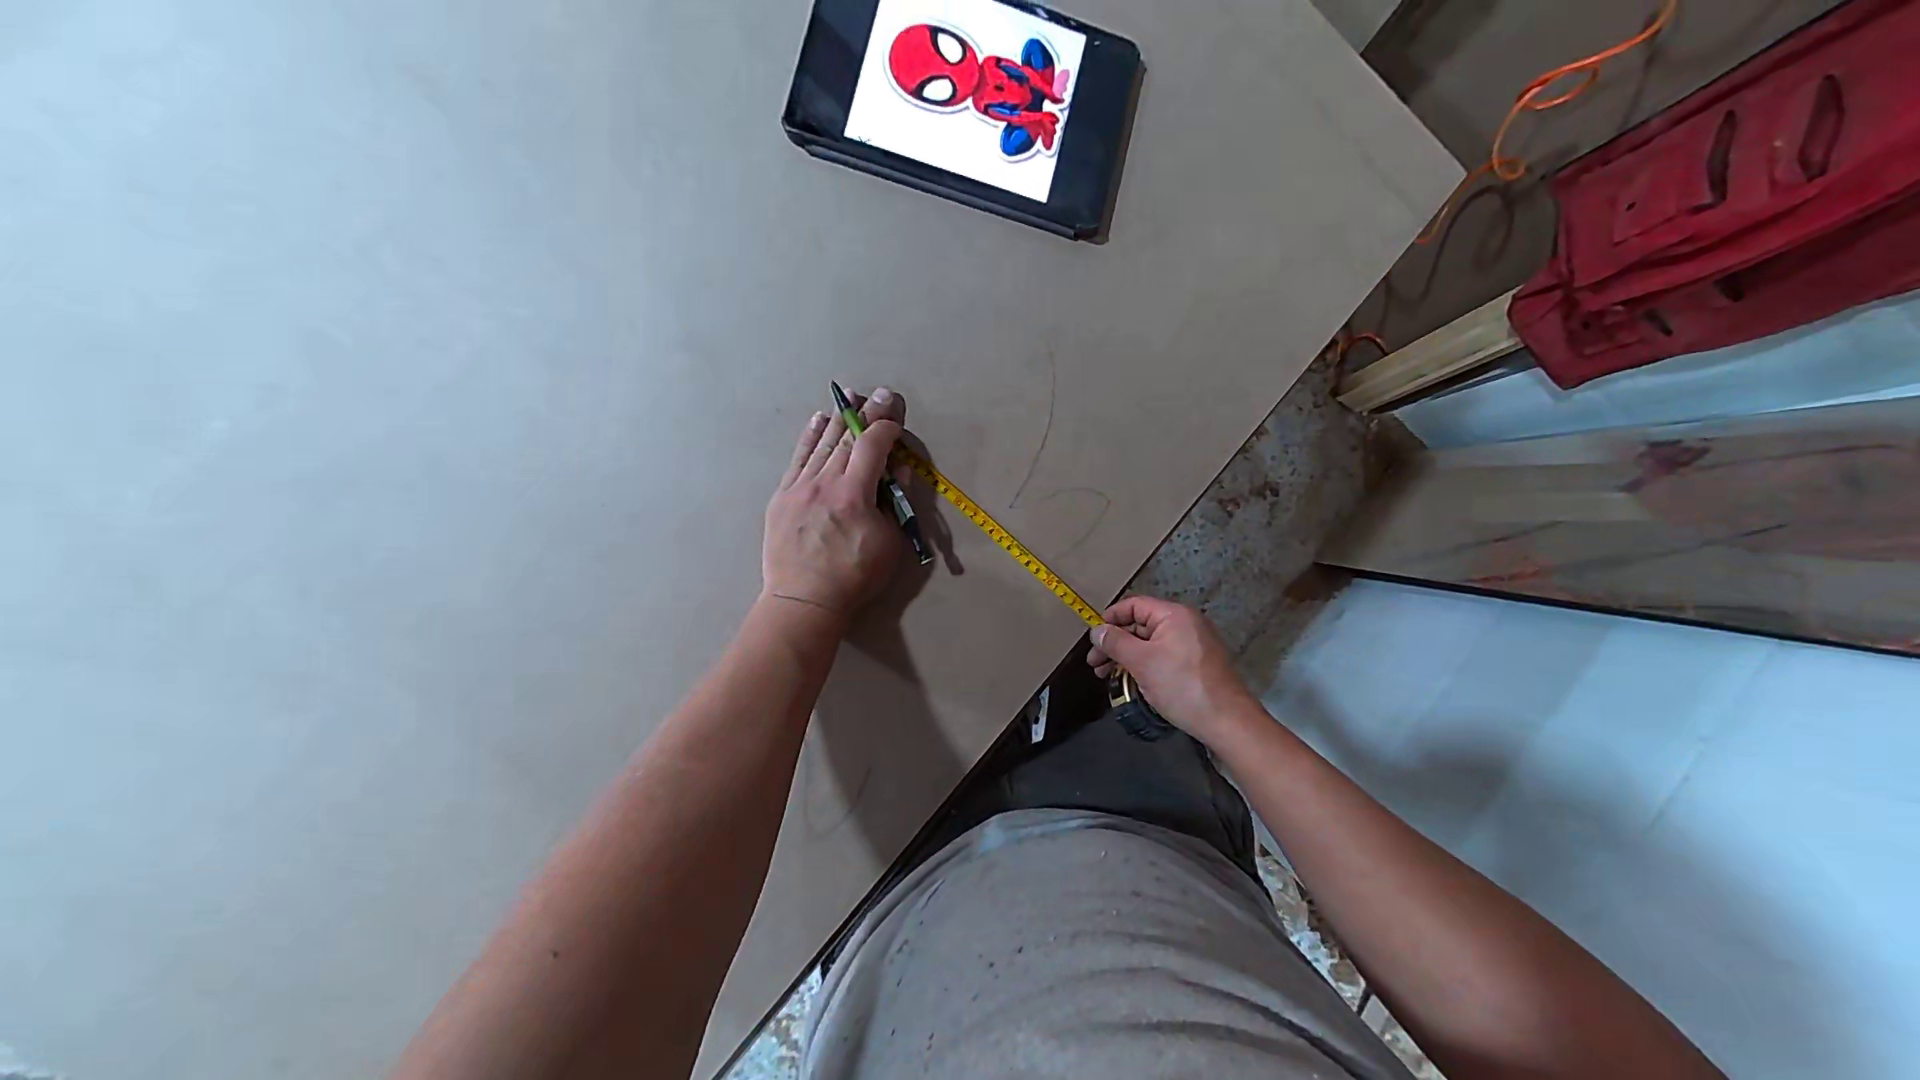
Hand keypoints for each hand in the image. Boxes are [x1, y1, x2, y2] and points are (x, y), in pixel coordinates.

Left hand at [762, 387, 910, 617]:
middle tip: (877, 393)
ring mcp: (799, 487)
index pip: (873, 446)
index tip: (896, 414)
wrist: (804, 601)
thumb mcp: (889, 544)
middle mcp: (825, 482)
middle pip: (848, 439)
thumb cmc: (854, 577)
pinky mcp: (783, 497)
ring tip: (849, 396)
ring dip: (838, 419)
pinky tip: (818, 421)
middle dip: (865, 413)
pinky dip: (809, 437)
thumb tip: (899, 470)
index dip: (887, 426)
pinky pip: (797, 458)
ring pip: (822, 444)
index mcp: (854, 493)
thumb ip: (895, 503)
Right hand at [1086, 596, 1261, 744]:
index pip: (1134, 605)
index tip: (1093, 638)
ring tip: (1106, 675)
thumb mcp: (1141, 661)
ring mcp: (1192, 644)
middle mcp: (1185, 624)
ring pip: (1149, 643)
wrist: (1226, 720)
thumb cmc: (1182, 686)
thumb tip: (1096, 631)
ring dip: (1125, 656)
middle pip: (1140, 625)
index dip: (1110, 619)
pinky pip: (1162, 656)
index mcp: (1174, 615)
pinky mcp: (1195, 664)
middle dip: (1114, 642)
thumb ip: (1115, 642)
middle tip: (1094, 663)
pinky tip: (1129, 679)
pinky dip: (1143, 664)